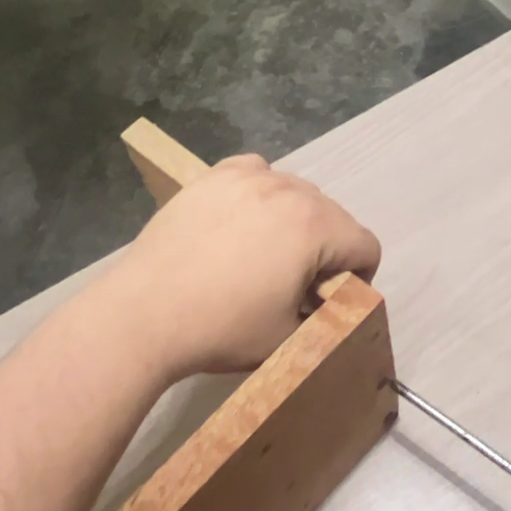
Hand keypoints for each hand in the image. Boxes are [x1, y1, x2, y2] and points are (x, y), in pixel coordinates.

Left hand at [95, 155, 381, 380]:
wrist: (145, 313)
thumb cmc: (223, 329)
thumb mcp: (290, 337)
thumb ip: (327, 317)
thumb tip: (332, 303)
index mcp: (315, 226)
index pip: (365, 244)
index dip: (360, 277)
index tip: (331, 300)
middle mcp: (288, 189)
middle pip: (334, 215)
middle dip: (328, 249)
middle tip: (296, 284)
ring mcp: (246, 177)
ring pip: (296, 192)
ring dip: (296, 222)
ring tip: (265, 256)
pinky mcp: (212, 177)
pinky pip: (256, 173)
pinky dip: (261, 194)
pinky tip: (242, 223)